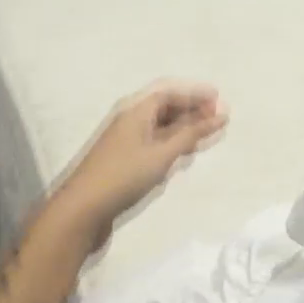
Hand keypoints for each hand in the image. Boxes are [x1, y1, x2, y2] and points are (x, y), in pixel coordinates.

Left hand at [57, 80, 228, 229]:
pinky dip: (172, 143)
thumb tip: (220, 115)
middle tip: (218, 119)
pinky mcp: (125, 159)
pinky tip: (184, 153)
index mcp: (136, 110)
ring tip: (206, 136)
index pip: (170, 92)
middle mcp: (130, 119)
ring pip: (160, 125)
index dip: (195, 94)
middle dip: (192, 110)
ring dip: (184, 128)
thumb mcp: (162, 153)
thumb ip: (192, 133)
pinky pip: (154, 141)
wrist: (82, 210)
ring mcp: (126, 140)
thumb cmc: (124, 176)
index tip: (219, 100)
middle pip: (165, 106)